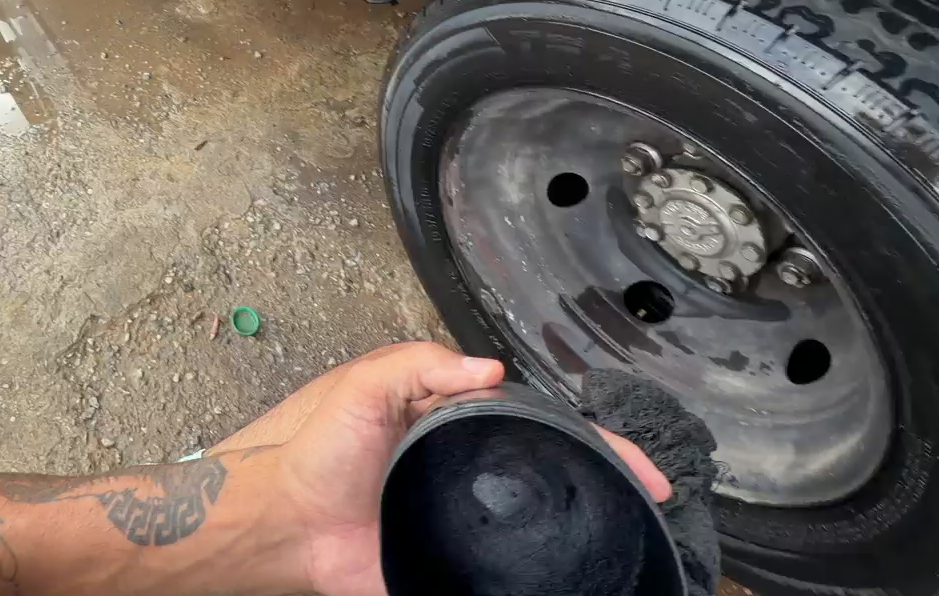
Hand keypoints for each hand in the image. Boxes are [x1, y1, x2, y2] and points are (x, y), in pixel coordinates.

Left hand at [268, 343, 670, 595]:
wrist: (286, 522)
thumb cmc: (316, 448)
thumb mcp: (362, 385)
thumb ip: (418, 364)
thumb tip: (490, 369)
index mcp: (441, 417)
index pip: (522, 414)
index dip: (576, 428)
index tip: (630, 453)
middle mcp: (458, 464)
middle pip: (539, 464)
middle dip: (597, 473)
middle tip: (652, 493)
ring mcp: (459, 516)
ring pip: (532, 517)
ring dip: (579, 521)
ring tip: (636, 531)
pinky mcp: (452, 563)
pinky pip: (507, 568)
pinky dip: (543, 572)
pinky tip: (582, 575)